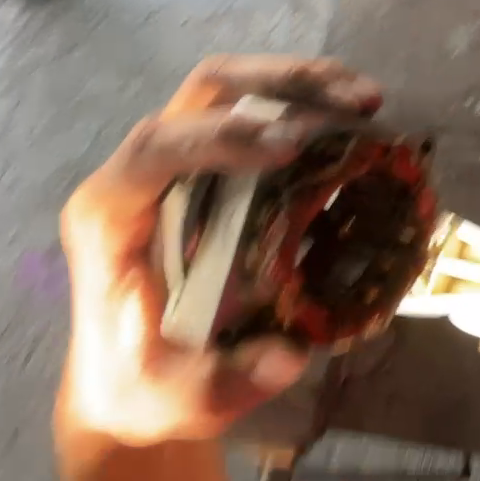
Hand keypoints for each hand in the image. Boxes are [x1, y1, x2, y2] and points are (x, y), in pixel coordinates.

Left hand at [57, 56, 384, 445]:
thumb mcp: (176, 399)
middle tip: (353, 102)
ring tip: (367, 97)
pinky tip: (355, 112)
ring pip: (236, 85)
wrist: (132, 371)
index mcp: (112, 213)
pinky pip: (258, 105)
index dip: (219, 139)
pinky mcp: (214, 158)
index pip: (156, 148)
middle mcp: (142, 169)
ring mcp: (180, 154)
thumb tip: (290, 355)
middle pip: (206, 91)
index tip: (290, 148)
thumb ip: (225, 383)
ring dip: (305, 81)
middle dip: (283, 84)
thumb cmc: (143, 380)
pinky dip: (310, 98)